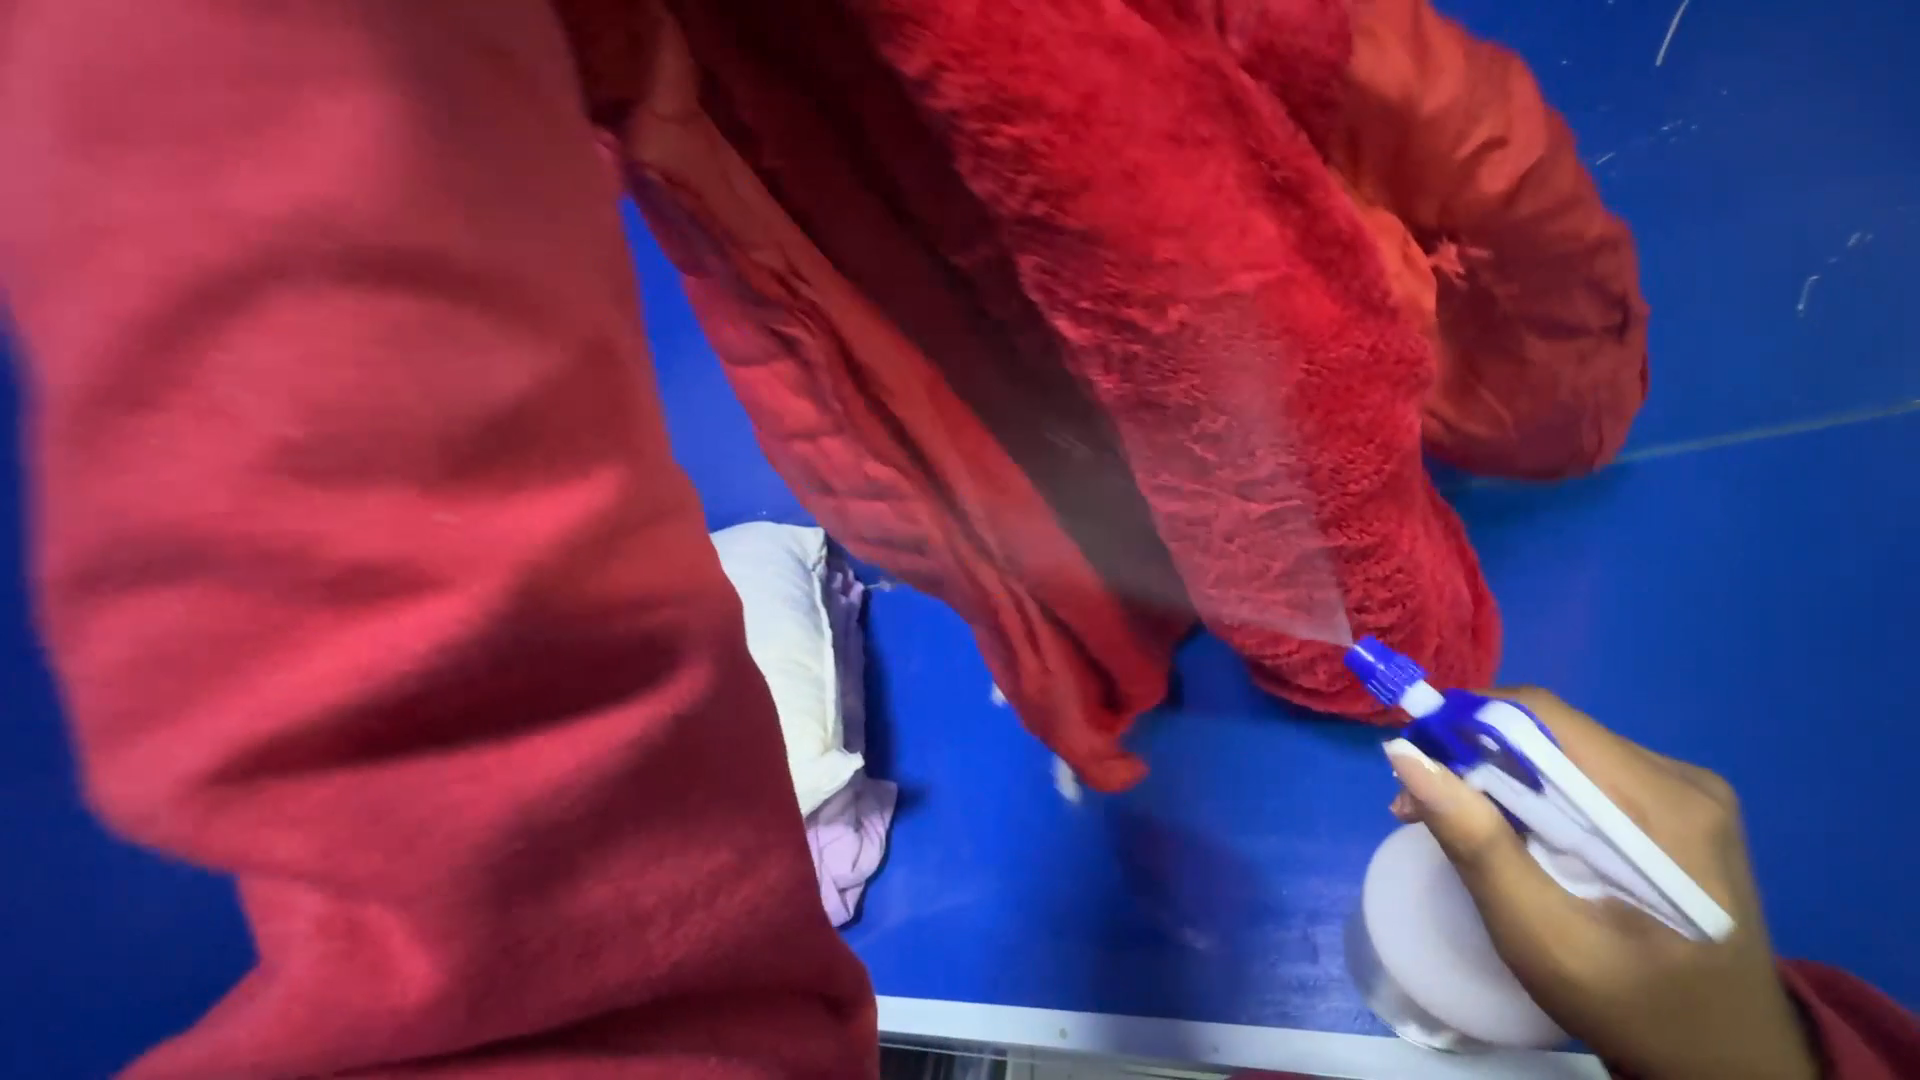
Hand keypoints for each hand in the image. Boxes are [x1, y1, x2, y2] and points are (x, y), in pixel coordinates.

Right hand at [1384, 687, 1818, 1079]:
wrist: (1729, 1064)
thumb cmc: (1629, 1005)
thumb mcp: (1538, 934)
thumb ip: (1475, 841)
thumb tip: (1404, 755)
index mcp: (1661, 805)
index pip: (1541, 715)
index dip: (1463, 720)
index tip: (1413, 759)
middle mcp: (1681, 780)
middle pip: (1547, 733)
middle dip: (1471, 758)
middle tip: (1418, 809)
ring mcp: (1686, 794)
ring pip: (1558, 751)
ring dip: (1496, 779)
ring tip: (1459, 829)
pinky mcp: (1677, 810)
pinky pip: (1582, 774)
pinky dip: (1531, 795)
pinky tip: (1514, 837)